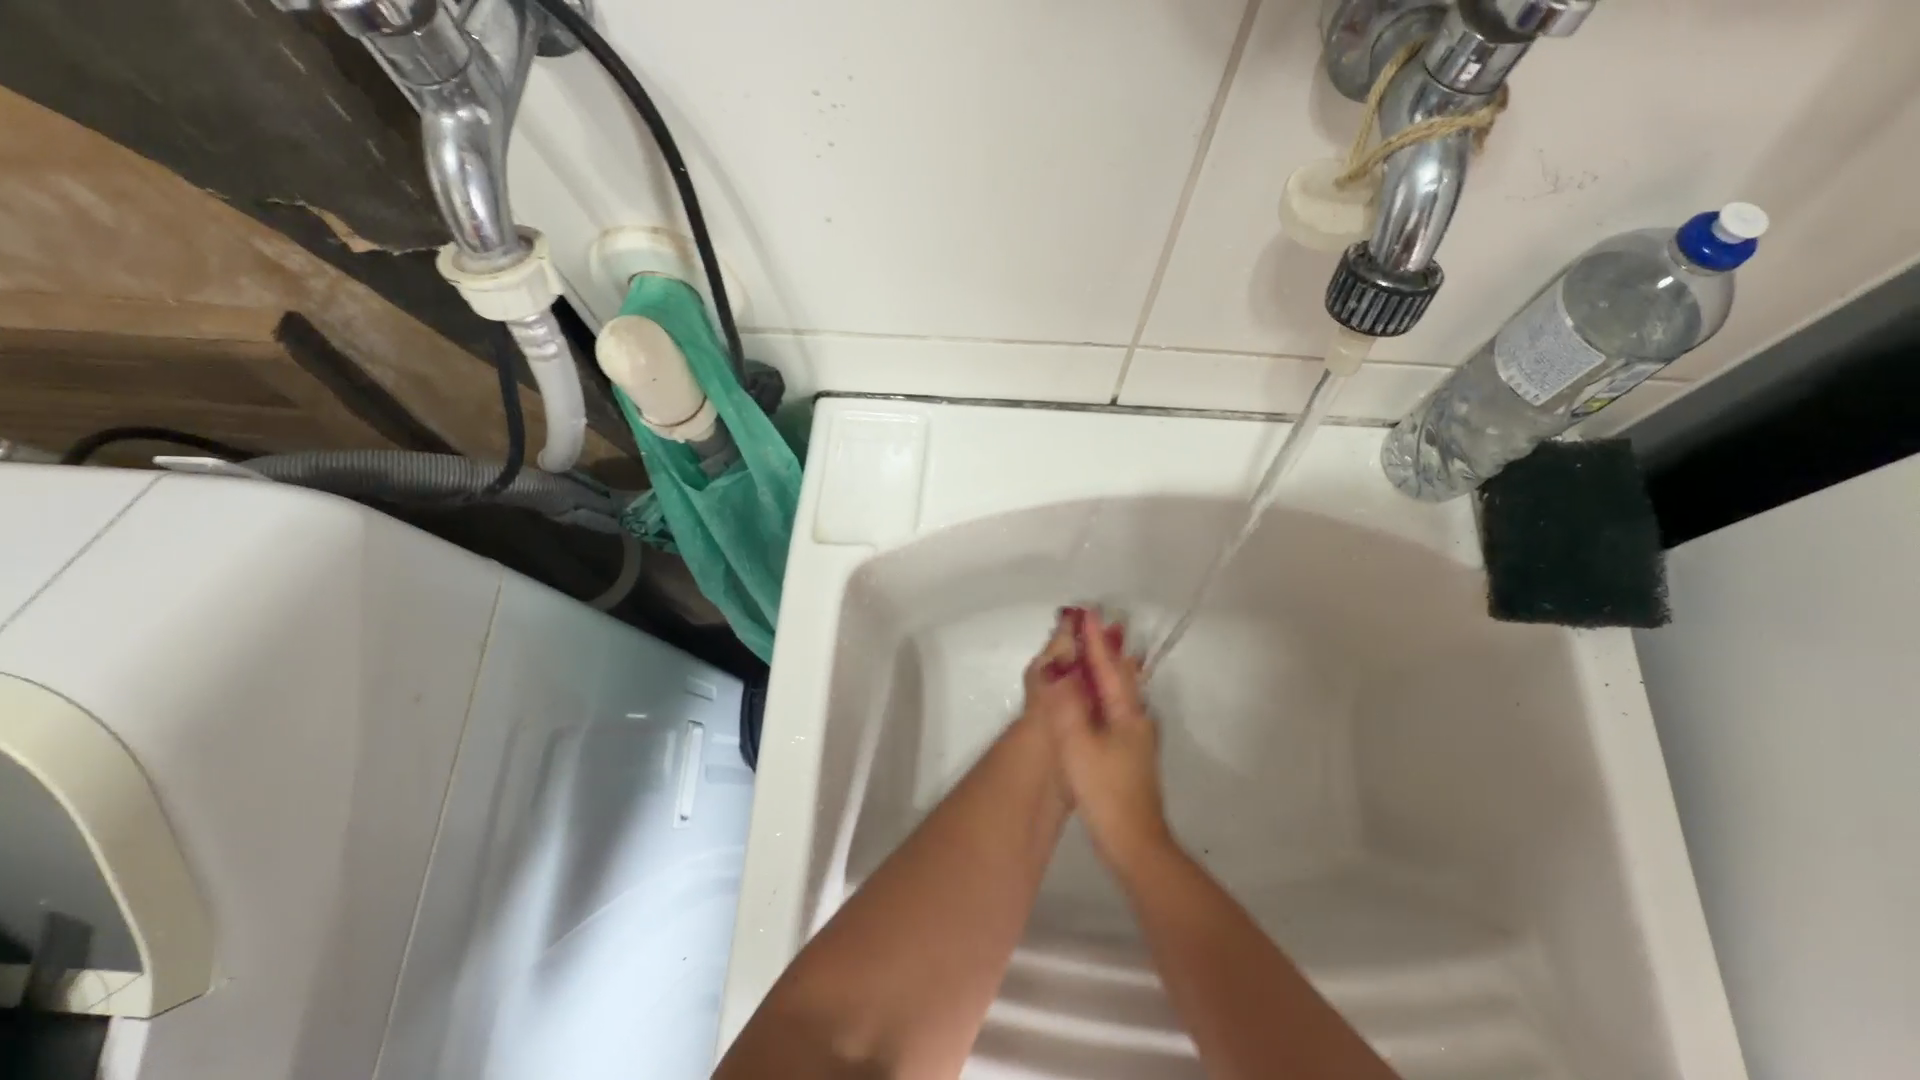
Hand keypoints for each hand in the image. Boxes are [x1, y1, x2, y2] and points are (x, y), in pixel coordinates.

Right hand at [1034, 608, 1171, 870]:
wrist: (1134, 843)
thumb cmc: (1106, 791)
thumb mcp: (1078, 746)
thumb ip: (1066, 706)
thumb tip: (1057, 668)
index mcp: (1126, 713)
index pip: (1107, 667)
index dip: (1094, 641)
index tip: (1086, 613)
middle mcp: (1136, 720)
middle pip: (1119, 677)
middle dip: (1103, 651)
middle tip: (1089, 627)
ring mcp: (1135, 740)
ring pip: (1118, 695)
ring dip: (1103, 673)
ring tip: (1088, 656)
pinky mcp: (1128, 757)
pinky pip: (1112, 712)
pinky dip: (1100, 697)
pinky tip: (1090, 703)